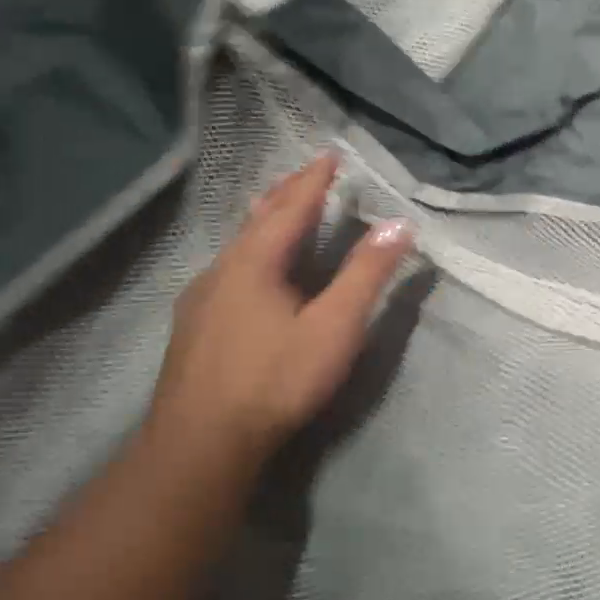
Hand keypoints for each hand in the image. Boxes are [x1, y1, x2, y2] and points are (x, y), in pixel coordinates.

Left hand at [146, 154, 414, 466]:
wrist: (200, 444)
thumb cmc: (276, 378)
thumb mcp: (335, 325)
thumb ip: (367, 273)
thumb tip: (400, 223)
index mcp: (253, 266)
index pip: (288, 210)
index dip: (312, 182)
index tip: (331, 155)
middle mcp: (222, 273)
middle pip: (257, 222)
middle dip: (287, 194)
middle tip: (310, 172)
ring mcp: (203, 301)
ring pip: (240, 245)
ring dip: (268, 220)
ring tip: (284, 205)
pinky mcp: (199, 325)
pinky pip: (233, 266)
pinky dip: (256, 246)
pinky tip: (258, 264)